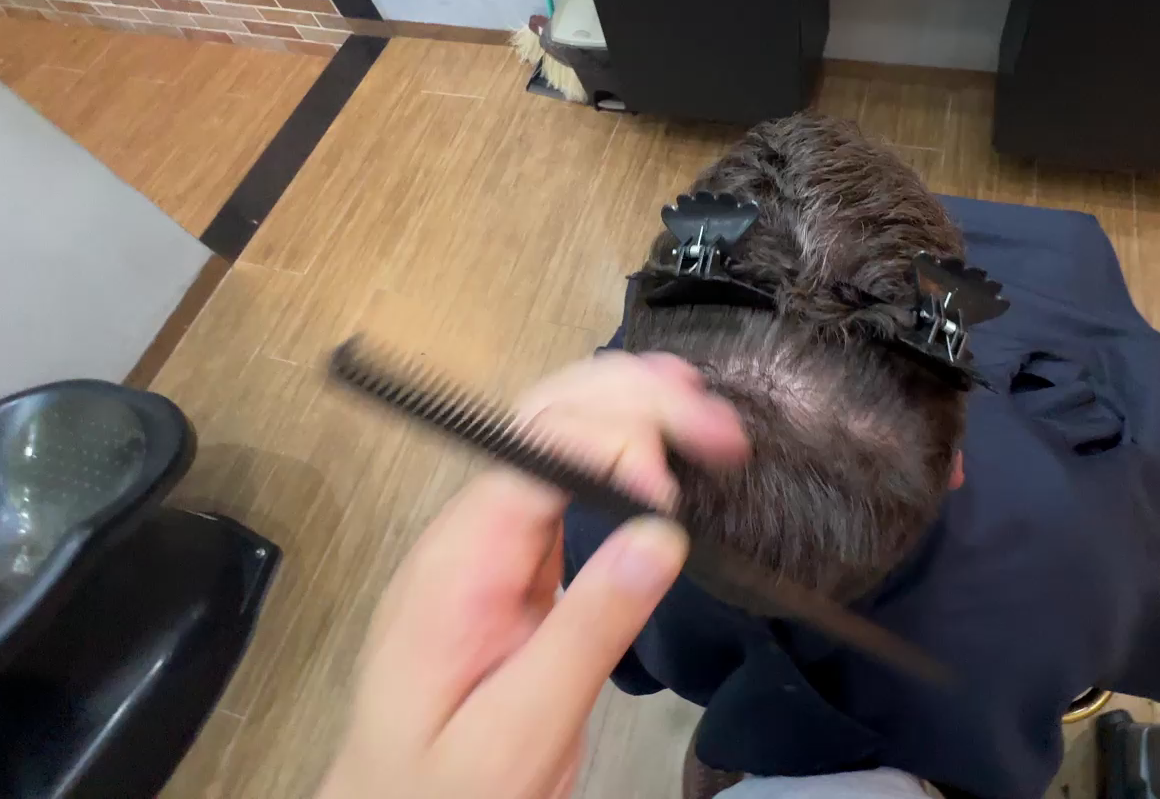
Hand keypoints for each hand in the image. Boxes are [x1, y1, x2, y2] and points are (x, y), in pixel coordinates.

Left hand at [317, 352, 745, 798]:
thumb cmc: (444, 790)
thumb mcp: (517, 734)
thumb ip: (587, 631)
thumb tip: (663, 533)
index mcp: (459, 560)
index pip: (538, 458)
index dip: (612, 448)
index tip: (671, 491)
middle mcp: (473, 523)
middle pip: (548, 417)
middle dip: (633, 402)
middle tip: (715, 426)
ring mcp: (493, 528)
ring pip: (560, 425)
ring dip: (630, 401)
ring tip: (696, 399)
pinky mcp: (518, 545)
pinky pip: (570, 466)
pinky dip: (622, 434)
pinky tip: (659, 427)